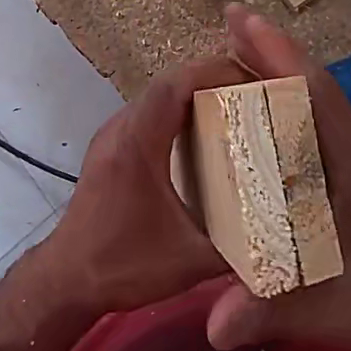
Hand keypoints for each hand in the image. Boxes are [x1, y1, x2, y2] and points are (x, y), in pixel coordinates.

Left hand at [32, 55, 246, 315]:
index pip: (175, 85)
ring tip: (238, 105)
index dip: (215, 71)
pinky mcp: (112, 144)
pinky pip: (151, 110)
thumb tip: (284, 230)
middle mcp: (122, 127)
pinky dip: (180, 108)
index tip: (254, 79)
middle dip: (214, 77)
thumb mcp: (190, 262)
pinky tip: (205, 131)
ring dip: (196, 92)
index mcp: (137, 143)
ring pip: (159, 94)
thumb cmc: (123, 265)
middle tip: (256, 90)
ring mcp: (113, 133)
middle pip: (170, 82)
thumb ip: (239, 247)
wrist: (66, 279)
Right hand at [205, 5, 350, 350]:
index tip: (241, 17)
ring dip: (279, 74)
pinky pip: (316, 125)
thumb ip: (275, 313)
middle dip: (270, 51)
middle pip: (311, 84)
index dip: (276, 51)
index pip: (313, 90)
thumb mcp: (338, 309)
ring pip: (316, 102)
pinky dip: (287, 107)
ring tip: (235, 59)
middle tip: (228, 24)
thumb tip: (211, 325)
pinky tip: (264, 117)